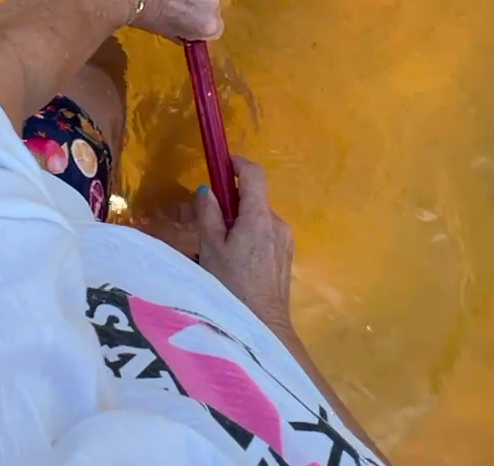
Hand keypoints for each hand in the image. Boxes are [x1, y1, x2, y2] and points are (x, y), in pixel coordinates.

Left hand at [103, 0, 222, 41]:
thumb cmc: (144, 16)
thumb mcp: (165, 32)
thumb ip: (183, 31)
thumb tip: (185, 31)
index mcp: (208, 26)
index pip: (214, 28)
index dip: (198, 23)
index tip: (185, 20)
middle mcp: (213, 4)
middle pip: (210, 5)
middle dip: (197, 4)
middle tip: (176, 1)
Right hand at [193, 157, 293, 329]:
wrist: (264, 329)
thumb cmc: (232, 286)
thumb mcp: (211, 247)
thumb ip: (208, 214)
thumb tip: (208, 191)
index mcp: (259, 217)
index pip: (254, 175)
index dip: (237, 163)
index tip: (220, 163)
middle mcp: (277, 224)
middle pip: (253, 199)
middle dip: (230, 203)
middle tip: (208, 222)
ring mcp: (285, 242)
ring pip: (257, 219)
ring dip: (238, 223)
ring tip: (218, 249)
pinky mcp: (285, 258)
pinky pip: (264, 235)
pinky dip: (248, 237)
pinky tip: (234, 263)